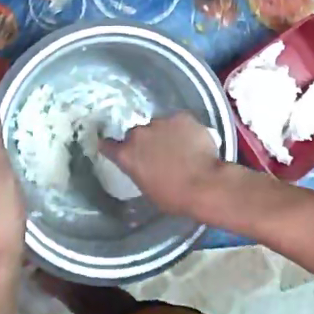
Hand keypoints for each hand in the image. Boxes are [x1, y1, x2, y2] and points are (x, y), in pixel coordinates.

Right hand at [99, 112, 234, 220]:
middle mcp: (139, 134)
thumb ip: (138, 169)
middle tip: (158, 154)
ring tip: (180, 148)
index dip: (111, 146)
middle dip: (144, 141)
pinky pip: (179, 122)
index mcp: (127, 154)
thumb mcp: (147, 188)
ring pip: (159, 125)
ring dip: (165, 134)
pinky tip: (193, 141)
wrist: (205, 184)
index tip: (114, 147)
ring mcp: (161, 122)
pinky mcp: (182, 116)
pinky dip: (183, 129)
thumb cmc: (174, 196)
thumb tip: (142, 164)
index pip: (108, 145)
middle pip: (136, 134)